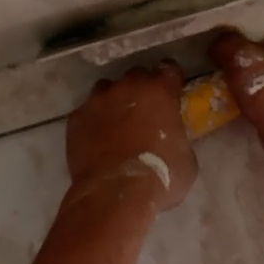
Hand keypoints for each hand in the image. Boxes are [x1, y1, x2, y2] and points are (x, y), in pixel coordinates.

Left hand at [65, 61, 197, 212]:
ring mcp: (99, 99)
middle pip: (137, 75)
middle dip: (141, 89)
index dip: (170, 80)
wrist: (115, 194)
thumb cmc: (160, 177)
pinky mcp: (77, 117)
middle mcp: (128, 86)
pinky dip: (93, 122)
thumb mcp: (186, 157)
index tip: (170, 92)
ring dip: (114, 101)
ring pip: (107, 89)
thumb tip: (172, 136)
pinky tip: (96, 141)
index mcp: (160, 90)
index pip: (169, 69)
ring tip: (117, 126)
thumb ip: (178, 135)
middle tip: (144, 113)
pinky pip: (87, 113)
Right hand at [208, 12, 263, 171]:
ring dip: (245, 64)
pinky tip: (234, 87)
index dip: (243, 12)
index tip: (220, 18)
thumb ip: (225, 43)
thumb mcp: (240, 60)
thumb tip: (218, 42)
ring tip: (220, 64)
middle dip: (241, 40)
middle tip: (216, 41)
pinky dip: (252, 82)